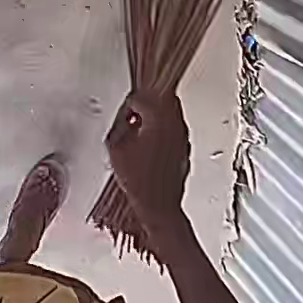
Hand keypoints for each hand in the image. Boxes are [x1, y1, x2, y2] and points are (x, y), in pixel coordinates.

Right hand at [105, 90, 192, 248]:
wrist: (158, 205)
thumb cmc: (138, 179)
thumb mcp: (116, 146)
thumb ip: (121, 124)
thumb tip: (125, 118)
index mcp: (159, 118)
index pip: (142, 97)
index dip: (127, 105)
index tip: (122, 115)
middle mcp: (176, 124)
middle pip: (164, 97)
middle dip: (146, 102)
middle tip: (132, 114)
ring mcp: (183, 136)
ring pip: (171, 111)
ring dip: (155, 114)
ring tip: (140, 128)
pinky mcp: (185, 148)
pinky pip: (174, 128)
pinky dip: (162, 128)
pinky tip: (149, 142)